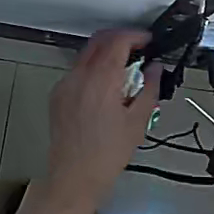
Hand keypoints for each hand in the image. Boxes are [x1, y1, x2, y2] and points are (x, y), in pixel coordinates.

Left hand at [28, 29, 159, 213]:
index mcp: (101, 80)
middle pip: (99, 40)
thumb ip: (149, 89)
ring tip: (125, 69)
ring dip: (106, 52)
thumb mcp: (138, 122)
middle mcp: (79, 76)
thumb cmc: (108, 154)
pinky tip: (106, 87)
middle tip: (139, 48)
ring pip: (86, 54)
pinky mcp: (58, 95)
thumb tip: (155, 68)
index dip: (136, 35)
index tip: (149, 41)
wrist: (74, 177)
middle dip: (120, 38)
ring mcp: (65, 84)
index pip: (118, 41)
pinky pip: (77, 70)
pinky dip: (93, 68)